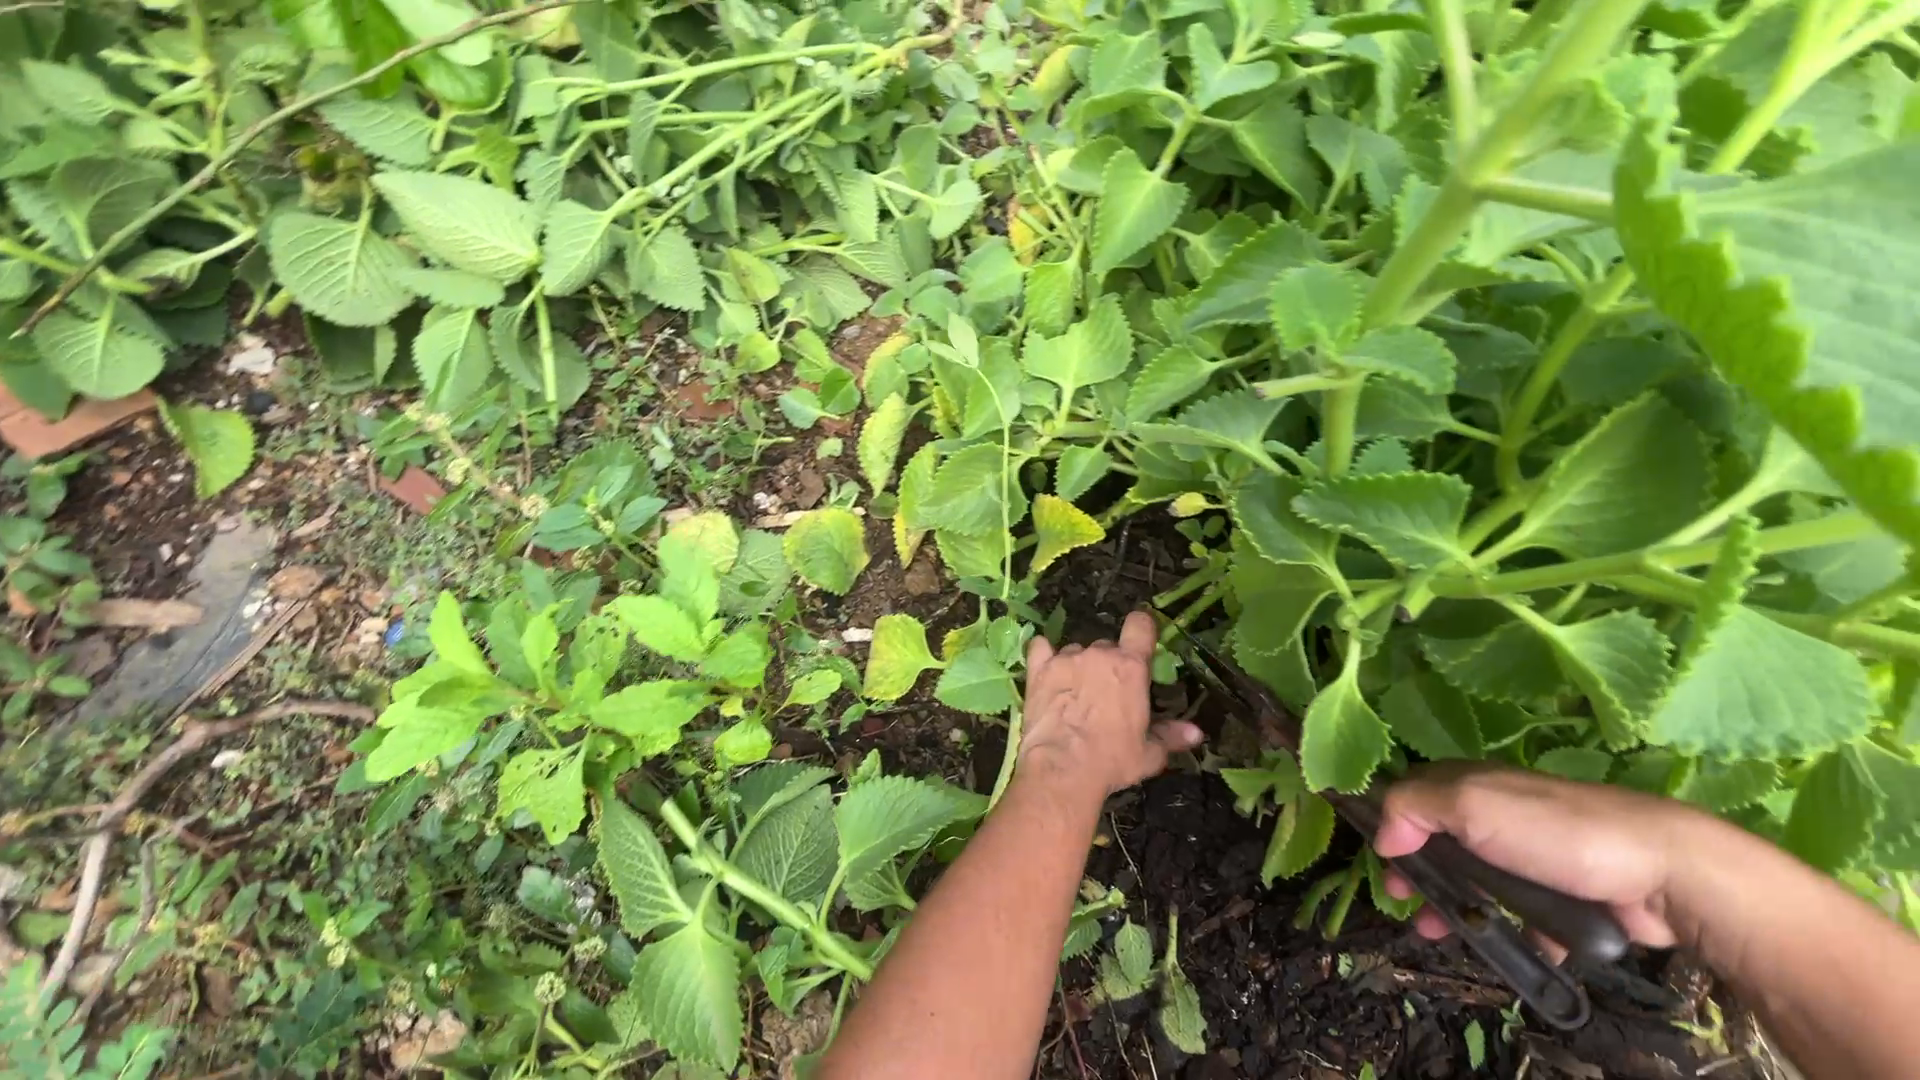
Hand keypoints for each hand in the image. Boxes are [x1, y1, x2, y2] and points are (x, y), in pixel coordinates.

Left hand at [1019, 611, 1203, 797]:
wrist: (1062, 767)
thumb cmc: (1112, 760)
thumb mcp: (1149, 753)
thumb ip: (1170, 736)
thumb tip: (1196, 732)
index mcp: (1131, 667)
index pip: (1141, 625)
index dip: (1142, 629)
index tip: (1140, 641)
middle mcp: (1099, 654)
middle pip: (1107, 647)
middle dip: (1109, 665)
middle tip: (1107, 694)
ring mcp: (1066, 659)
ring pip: (1077, 651)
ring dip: (1079, 666)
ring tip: (1075, 694)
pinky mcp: (1039, 670)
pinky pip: (1040, 648)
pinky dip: (1045, 655)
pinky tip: (1046, 669)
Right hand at [1374, 764, 1719, 950]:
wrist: (1665, 870)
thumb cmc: (1550, 830)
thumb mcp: (1468, 804)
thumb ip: (1412, 808)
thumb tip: (1382, 833)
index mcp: (1470, 783)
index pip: (1413, 795)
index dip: (1389, 824)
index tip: (1380, 860)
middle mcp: (1497, 812)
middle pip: (1441, 841)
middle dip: (1419, 873)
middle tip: (1405, 902)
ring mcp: (1533, 852)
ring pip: (1479, 880)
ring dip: (1457, 907)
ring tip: (1445, 937)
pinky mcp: (1567, 890)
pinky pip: (1526, 910)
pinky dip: (1513, 927)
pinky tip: (1512, 944)